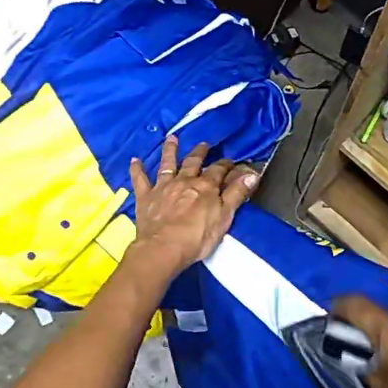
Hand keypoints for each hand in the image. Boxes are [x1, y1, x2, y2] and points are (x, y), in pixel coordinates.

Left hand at [126, 136, 257, 279]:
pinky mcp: (145, 197)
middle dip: (200, 152)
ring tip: (172, 139)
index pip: (219, 170)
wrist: (164, 248)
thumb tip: (251, 174)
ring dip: (170, 151)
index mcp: (206, 186)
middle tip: (204, 144)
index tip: (232, 161)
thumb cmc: (199, 236)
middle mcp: (184, 181)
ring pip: (167, 164)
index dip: (226, 165)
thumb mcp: (225, 216)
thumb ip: (237, 194)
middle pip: (193, 162)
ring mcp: (163, 187)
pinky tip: (135, 160)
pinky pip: (140, 179)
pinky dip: (137, 169)